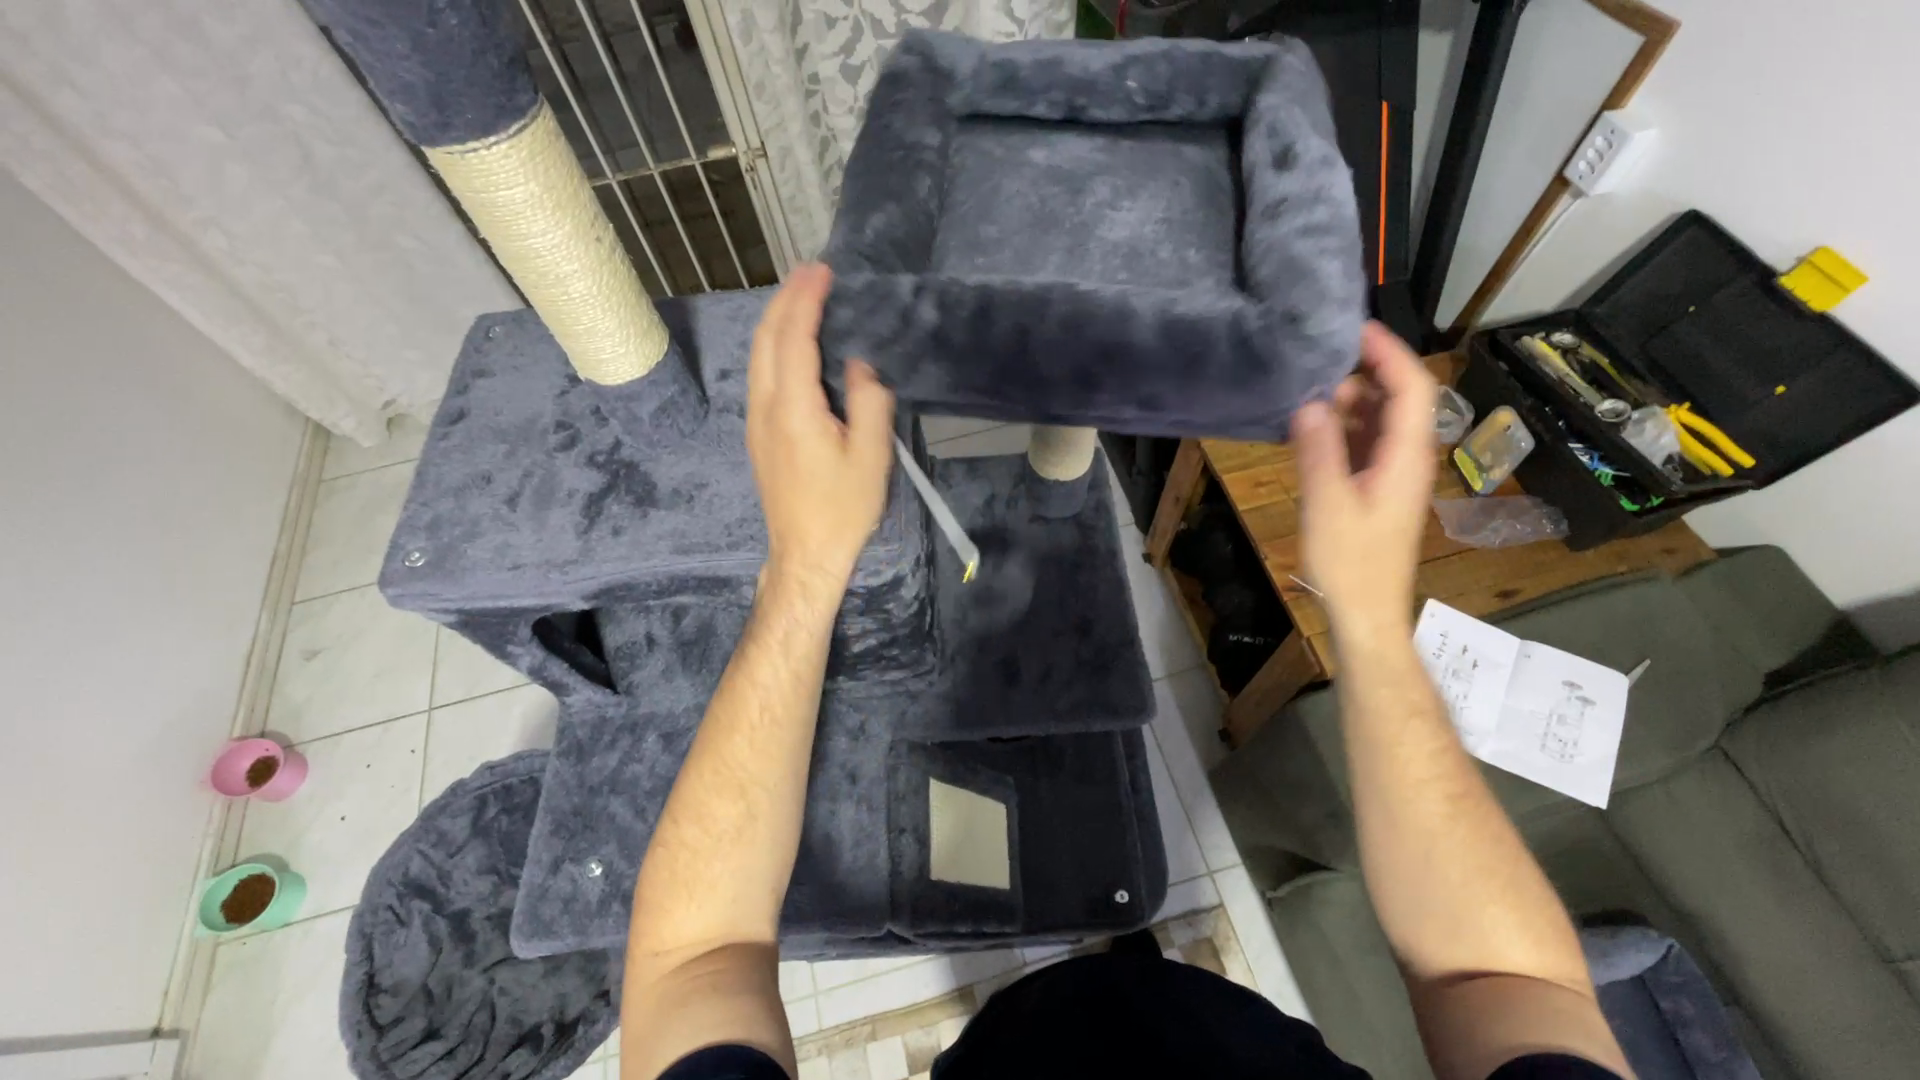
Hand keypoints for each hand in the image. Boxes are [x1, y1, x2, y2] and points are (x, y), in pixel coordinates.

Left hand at [746, 263, 896, 593]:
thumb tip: (859, 365)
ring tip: (800, 297)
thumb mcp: (871, 458)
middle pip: (765, 339)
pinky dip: (774, 345)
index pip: (794, 339)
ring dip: (776, 320)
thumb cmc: (843, 509)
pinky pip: (761, 374)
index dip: (806, 301)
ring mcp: (756, 421)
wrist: (804, 552)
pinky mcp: (758, 434)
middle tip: (810, 272)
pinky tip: (791, 343)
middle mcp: (765, 407)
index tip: (822, 271)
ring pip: (757, 356)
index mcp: (793, 409)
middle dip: (785, 300)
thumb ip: (868, 402)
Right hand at [1291, 322, 1437, 643]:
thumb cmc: (1351, 565)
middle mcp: (1407, 460)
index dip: (1388, 353)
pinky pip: (1365, 445)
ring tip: (1307, 391)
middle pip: (1398, 400)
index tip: (1353, 329)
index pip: (1411, 388)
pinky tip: (1310, 429)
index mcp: (1406, 458)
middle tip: (1314, 362)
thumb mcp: (1328, 506)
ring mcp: (1393, 476)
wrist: (1365, 614)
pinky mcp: (1376, 491)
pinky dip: (1342, 429)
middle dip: (1362, 373)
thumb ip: (1319, 451)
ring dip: (1349, 402)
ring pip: (1379, 422)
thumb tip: (1310, 403)